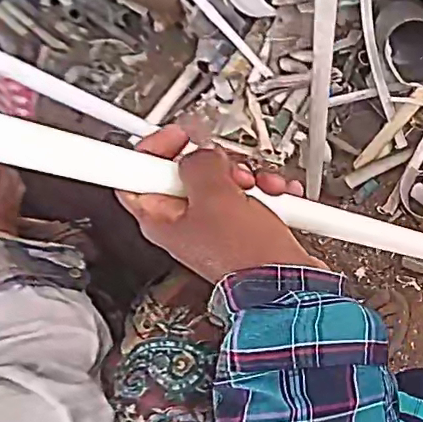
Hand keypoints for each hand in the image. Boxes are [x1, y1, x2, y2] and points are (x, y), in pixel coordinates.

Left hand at [117, 125, 321, 282]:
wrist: (287, 284)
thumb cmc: (246, 257)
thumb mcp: (214, 196)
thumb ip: (200, 164)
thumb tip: (203, 154)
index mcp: (161, 219)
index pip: (135, 175)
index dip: (155, 149)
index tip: (175, 137)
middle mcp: (188, 225)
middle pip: (191, 175)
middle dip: (219, 165)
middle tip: (231, 169)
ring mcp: (219, 229)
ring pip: (227, 184)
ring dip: (252, 177)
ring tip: (265, 187)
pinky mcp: (247, 232)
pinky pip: (254, 199)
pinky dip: (269, 193)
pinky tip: (280, 195)